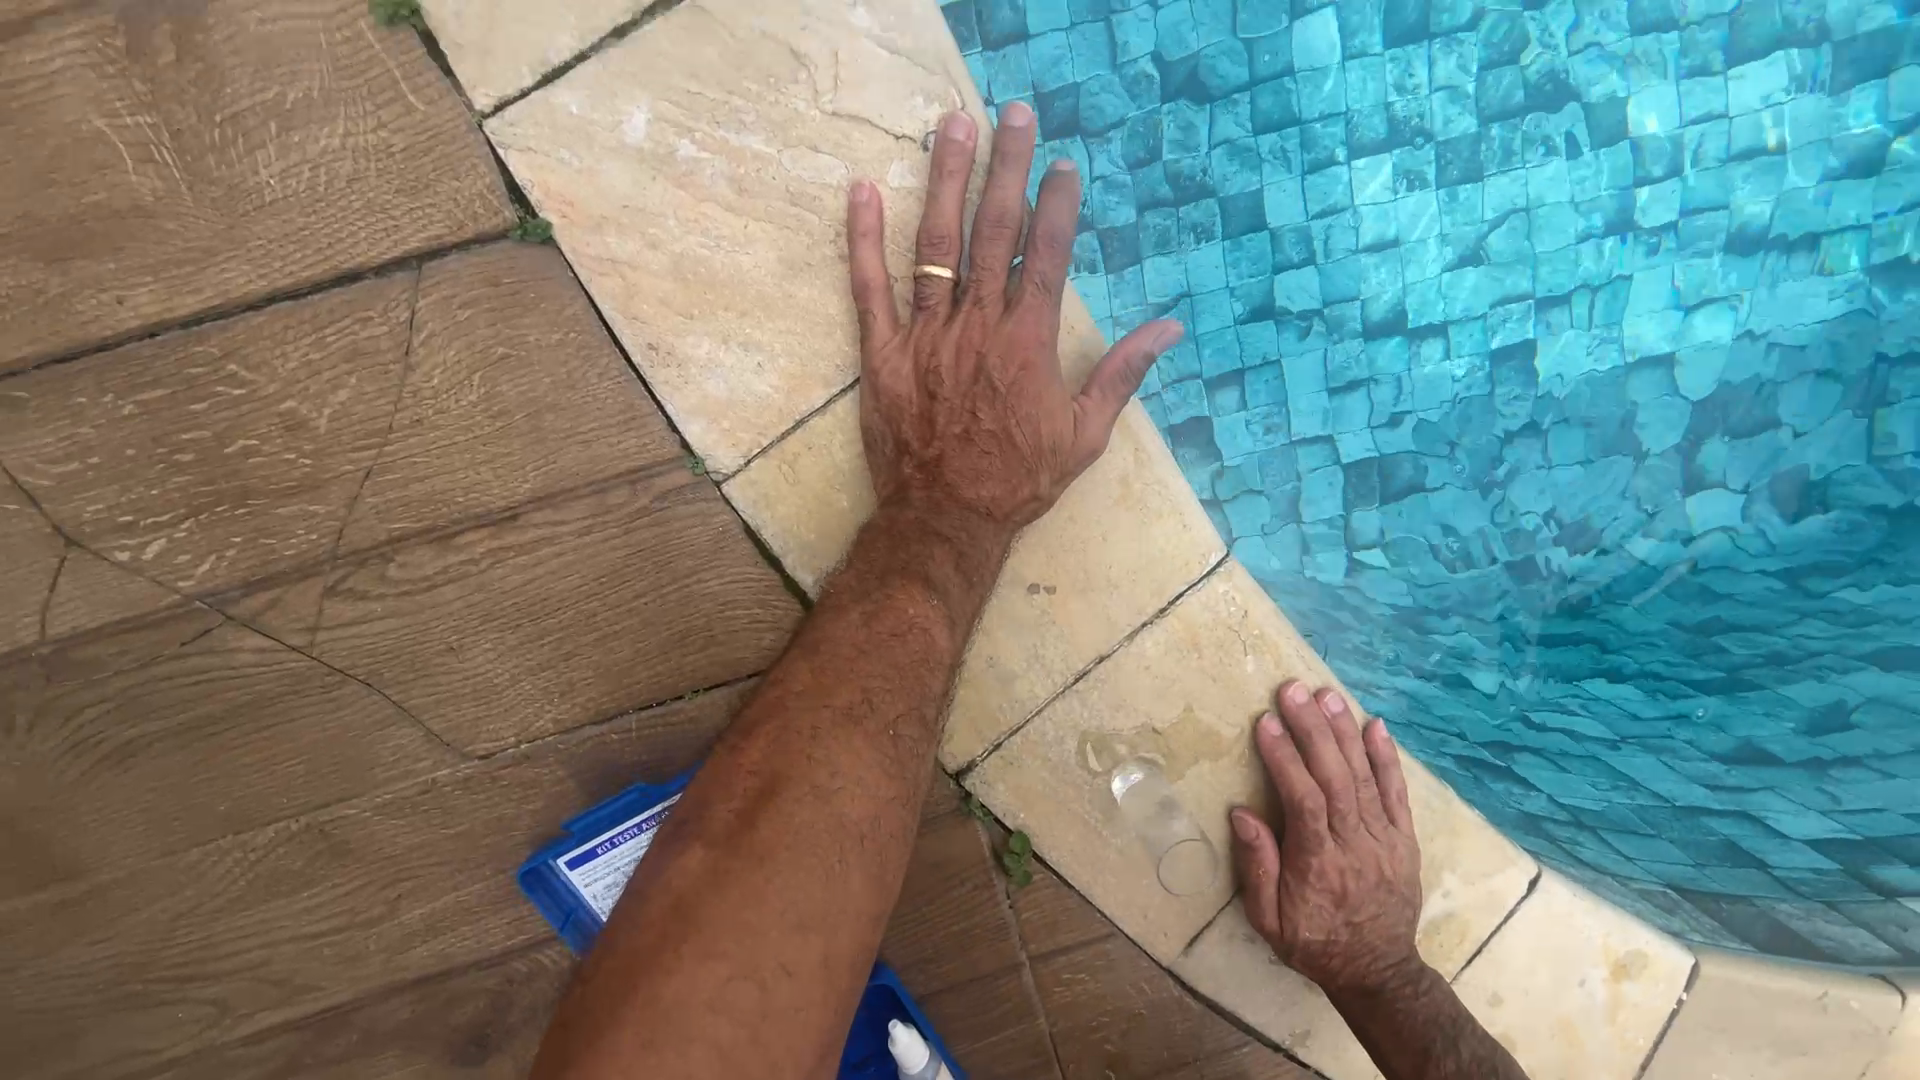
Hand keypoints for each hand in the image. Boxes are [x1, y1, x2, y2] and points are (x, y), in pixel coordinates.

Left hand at [843, 104, 1182, 537]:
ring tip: (953, 127)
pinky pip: (869, 289)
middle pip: (993, 233)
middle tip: (1014, 115)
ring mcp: (926, 335)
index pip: (1046, 256)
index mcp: (1028, 342)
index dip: (1056, 205)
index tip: (1061, 165)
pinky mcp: (882, 353)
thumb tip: (1169, 329)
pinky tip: (862, 191)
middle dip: (1006, 169)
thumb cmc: (1017, 480)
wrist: (947, 516)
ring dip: (945, 182)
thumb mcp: (1084, 435)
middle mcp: (977, 325)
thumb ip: (1122, 376)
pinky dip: (863, 240)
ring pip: (936, 246)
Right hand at [1230, 681, 1425, 1001]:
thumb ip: (1257, 867)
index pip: (1303, 799)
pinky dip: (1387, 758)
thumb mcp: (1268, 919)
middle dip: (1313, 729)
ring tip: (1327, 695)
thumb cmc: (1313, 942)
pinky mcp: (1403, 839)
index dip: (1286, 758)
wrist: (1378, 973)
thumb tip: (1242, 814)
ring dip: (1344, 732)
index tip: (1267, 722)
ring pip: (1364, 777)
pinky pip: (1397, 793)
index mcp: (1318, 862)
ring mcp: (1384, 839)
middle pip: (1335, 777)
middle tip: (1293, 689)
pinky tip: (1375, 726)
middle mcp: (1355, 844)